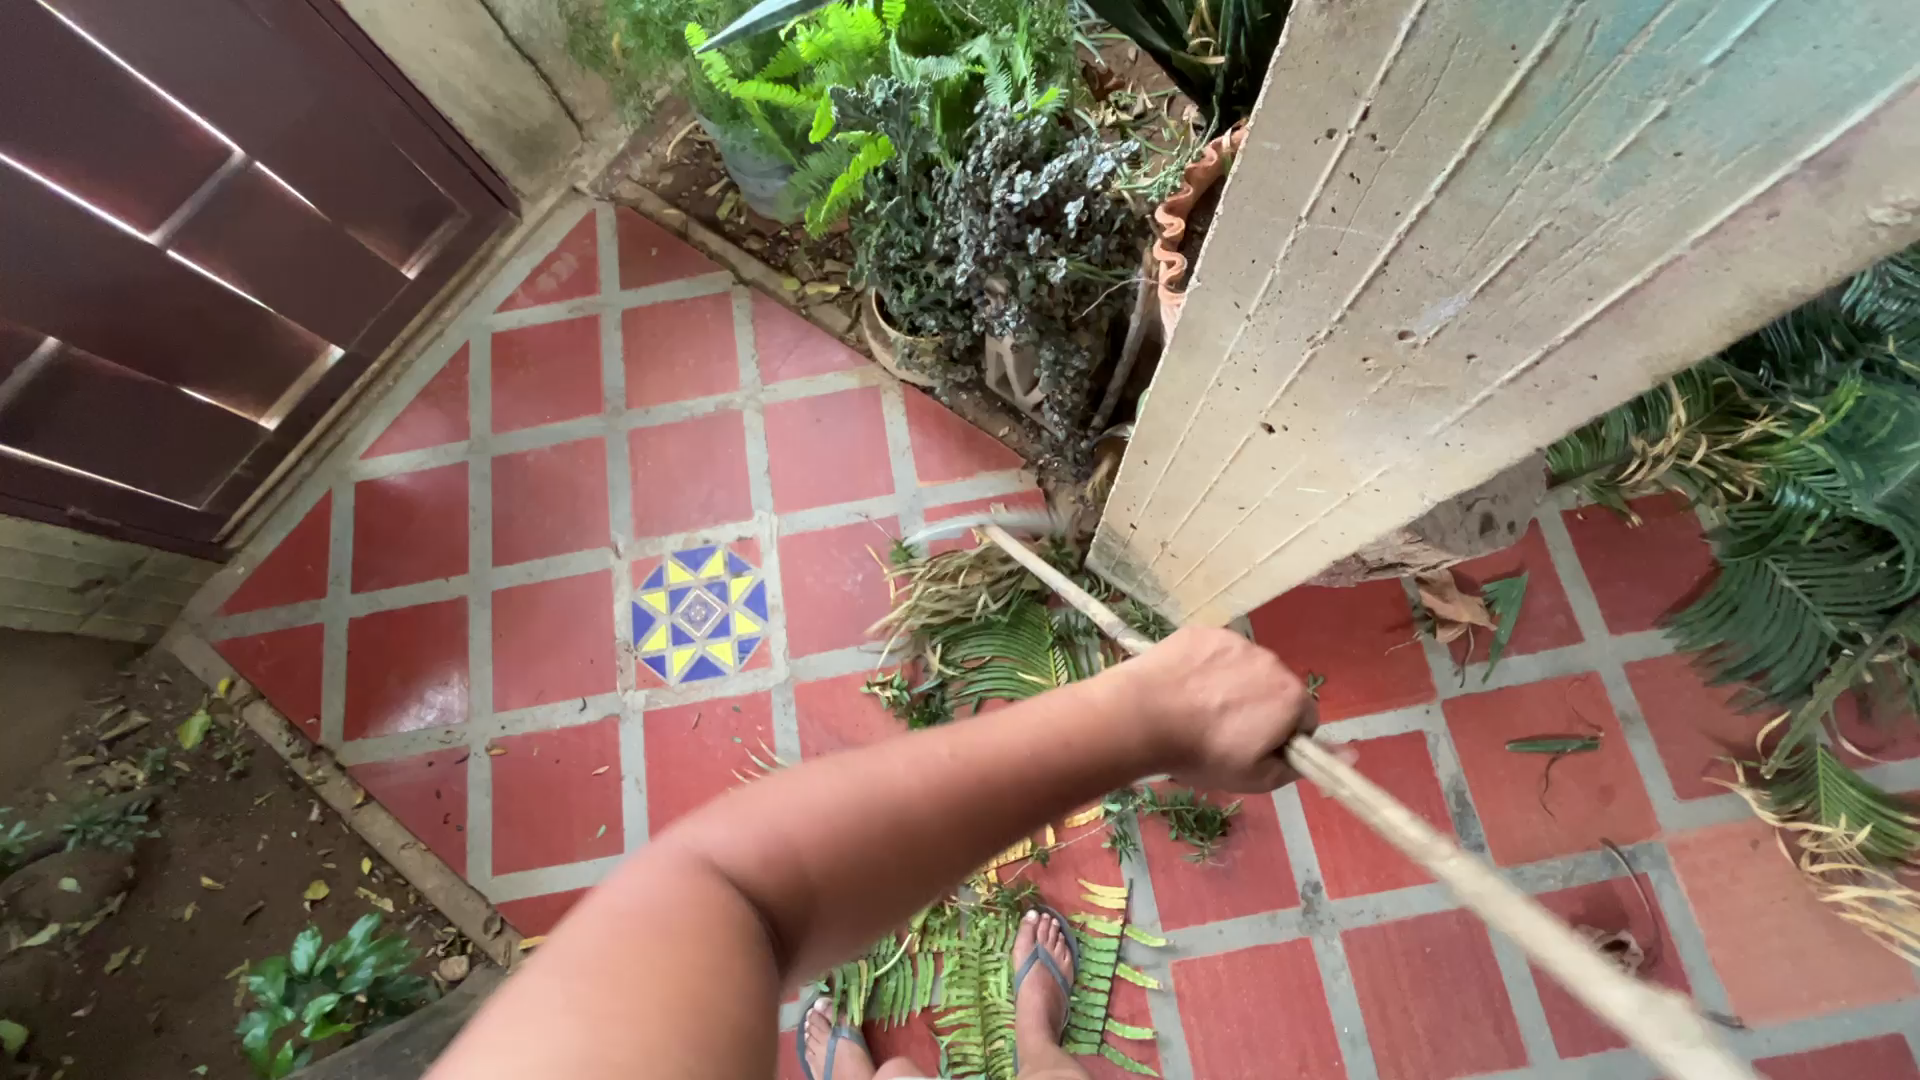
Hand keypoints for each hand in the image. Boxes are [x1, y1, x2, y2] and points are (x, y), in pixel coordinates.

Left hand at [1114, 626, 1325, 791]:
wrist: (1140, 717)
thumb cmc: (1201, 753)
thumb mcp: (1256, 778)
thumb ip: (1303, 765)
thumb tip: (1352, 754)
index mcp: (1291, 696)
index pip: (1303, 717)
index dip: (1280, 735)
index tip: (1250, 746)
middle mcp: (1270, 660)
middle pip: (1274, 687)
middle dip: (1257, 705)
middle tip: (1220, 728)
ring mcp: (1233, 641)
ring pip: (1244, 667)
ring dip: (1231, 682)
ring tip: (1196, 706)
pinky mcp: (1202, 631)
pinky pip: (1214, 651)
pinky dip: (1205, 665)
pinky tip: (1182, 683)